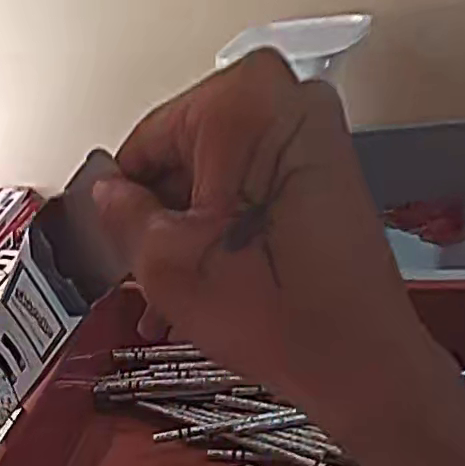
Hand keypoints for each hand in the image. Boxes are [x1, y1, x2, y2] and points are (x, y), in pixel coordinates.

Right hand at [93, 49, 461, 440]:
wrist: (356, 360)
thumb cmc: (278, 316)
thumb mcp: (168, 266)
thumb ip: (124, 219)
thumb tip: (108, 196)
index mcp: (243, 106)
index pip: (146, 141)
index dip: (120, 201)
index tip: (110, 241)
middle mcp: (285, 105)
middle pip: (183, 162)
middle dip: (155, 228)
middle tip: (138, 279)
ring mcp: (310, 142)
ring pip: (214, 188)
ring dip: (183, 244)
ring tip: (164, 301)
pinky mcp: (320, 179)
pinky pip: (247, 200)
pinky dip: (218, 241)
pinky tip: (198, 290)